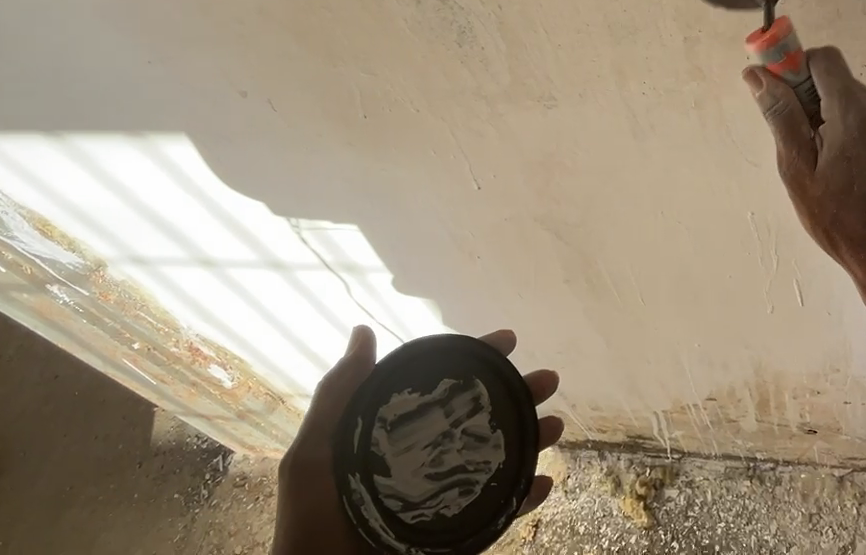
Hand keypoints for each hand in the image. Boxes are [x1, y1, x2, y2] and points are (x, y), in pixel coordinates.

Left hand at [273, 326, 563, 554]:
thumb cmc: (309, 525)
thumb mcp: (313, 455)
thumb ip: (338, 395)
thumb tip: (362, 330)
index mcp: (399, 434)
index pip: (447, 385)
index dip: (479, 358)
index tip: (509, 338)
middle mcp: (429, 459)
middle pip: (484, 417)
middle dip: (520, 394)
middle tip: (549, 378)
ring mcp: (446, 497)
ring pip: (501, 459)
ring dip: (533, 440)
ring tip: (556, 425)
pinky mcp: (457, 537)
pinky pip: (499, 515)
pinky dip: (524, 499)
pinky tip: (542, 482)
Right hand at [743, 46, 865, 280]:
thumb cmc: (838, 218)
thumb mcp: (797, 169)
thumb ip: (780, 115)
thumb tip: (757, 74)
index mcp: (853, 111)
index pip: (824, 59)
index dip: (799, 70)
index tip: (786, 98)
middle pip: (842, 84)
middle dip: (816, 102)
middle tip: (805, 143)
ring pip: (862, 105)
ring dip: (841, 120)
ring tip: (834, 166)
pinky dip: (864, 135)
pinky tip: (859, 173)